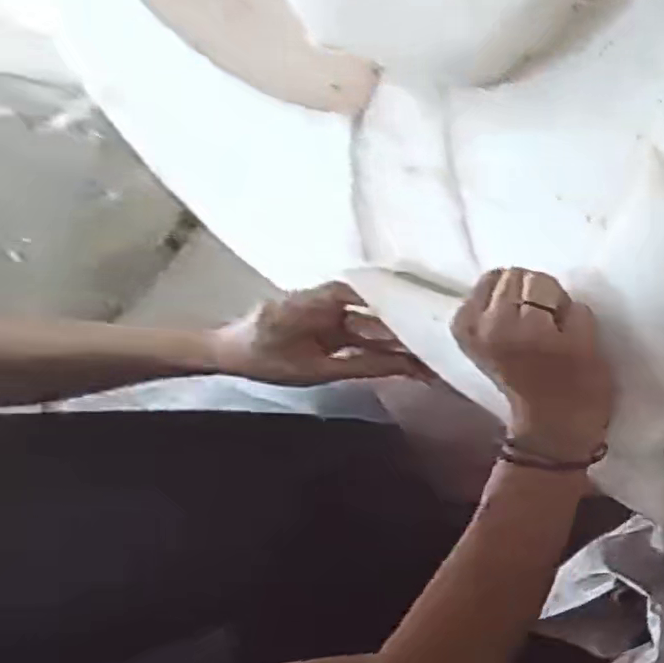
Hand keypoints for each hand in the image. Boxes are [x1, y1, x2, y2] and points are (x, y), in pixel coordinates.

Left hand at [209, 282, 426, 384]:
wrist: (223, 355)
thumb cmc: (263, 361)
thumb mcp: (316, 369)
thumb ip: (365, 366)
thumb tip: (412, 367)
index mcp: (312, 305)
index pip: (358, 292)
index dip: (391, 299)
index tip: (421, 310)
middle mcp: (324, 304)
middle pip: (374, 312)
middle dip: (406, 328)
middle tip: (439, 344)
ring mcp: (328, 314)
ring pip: (374, 324)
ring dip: (401, 340)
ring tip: (431, 356)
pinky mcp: (332, 326)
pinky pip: (366, 333)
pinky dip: (389, 345)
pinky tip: (411, 358)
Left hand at [453, 267, 613, 462]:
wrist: (554, 425)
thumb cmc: (583, 389)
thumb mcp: (591, 347)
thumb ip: (575, 314)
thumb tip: (558, 299)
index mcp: (530, 329)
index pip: (543, 283)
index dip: (560, 300)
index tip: (565, 323)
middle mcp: (492, 323)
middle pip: (515, 276)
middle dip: (535, 293)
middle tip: (549, 321)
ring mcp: (472, 328)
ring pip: (493, 281)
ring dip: (513, 295)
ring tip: (528, 321)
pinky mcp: (463, 333)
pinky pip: (476, 297)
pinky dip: (493, 303)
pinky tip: (507, 324)